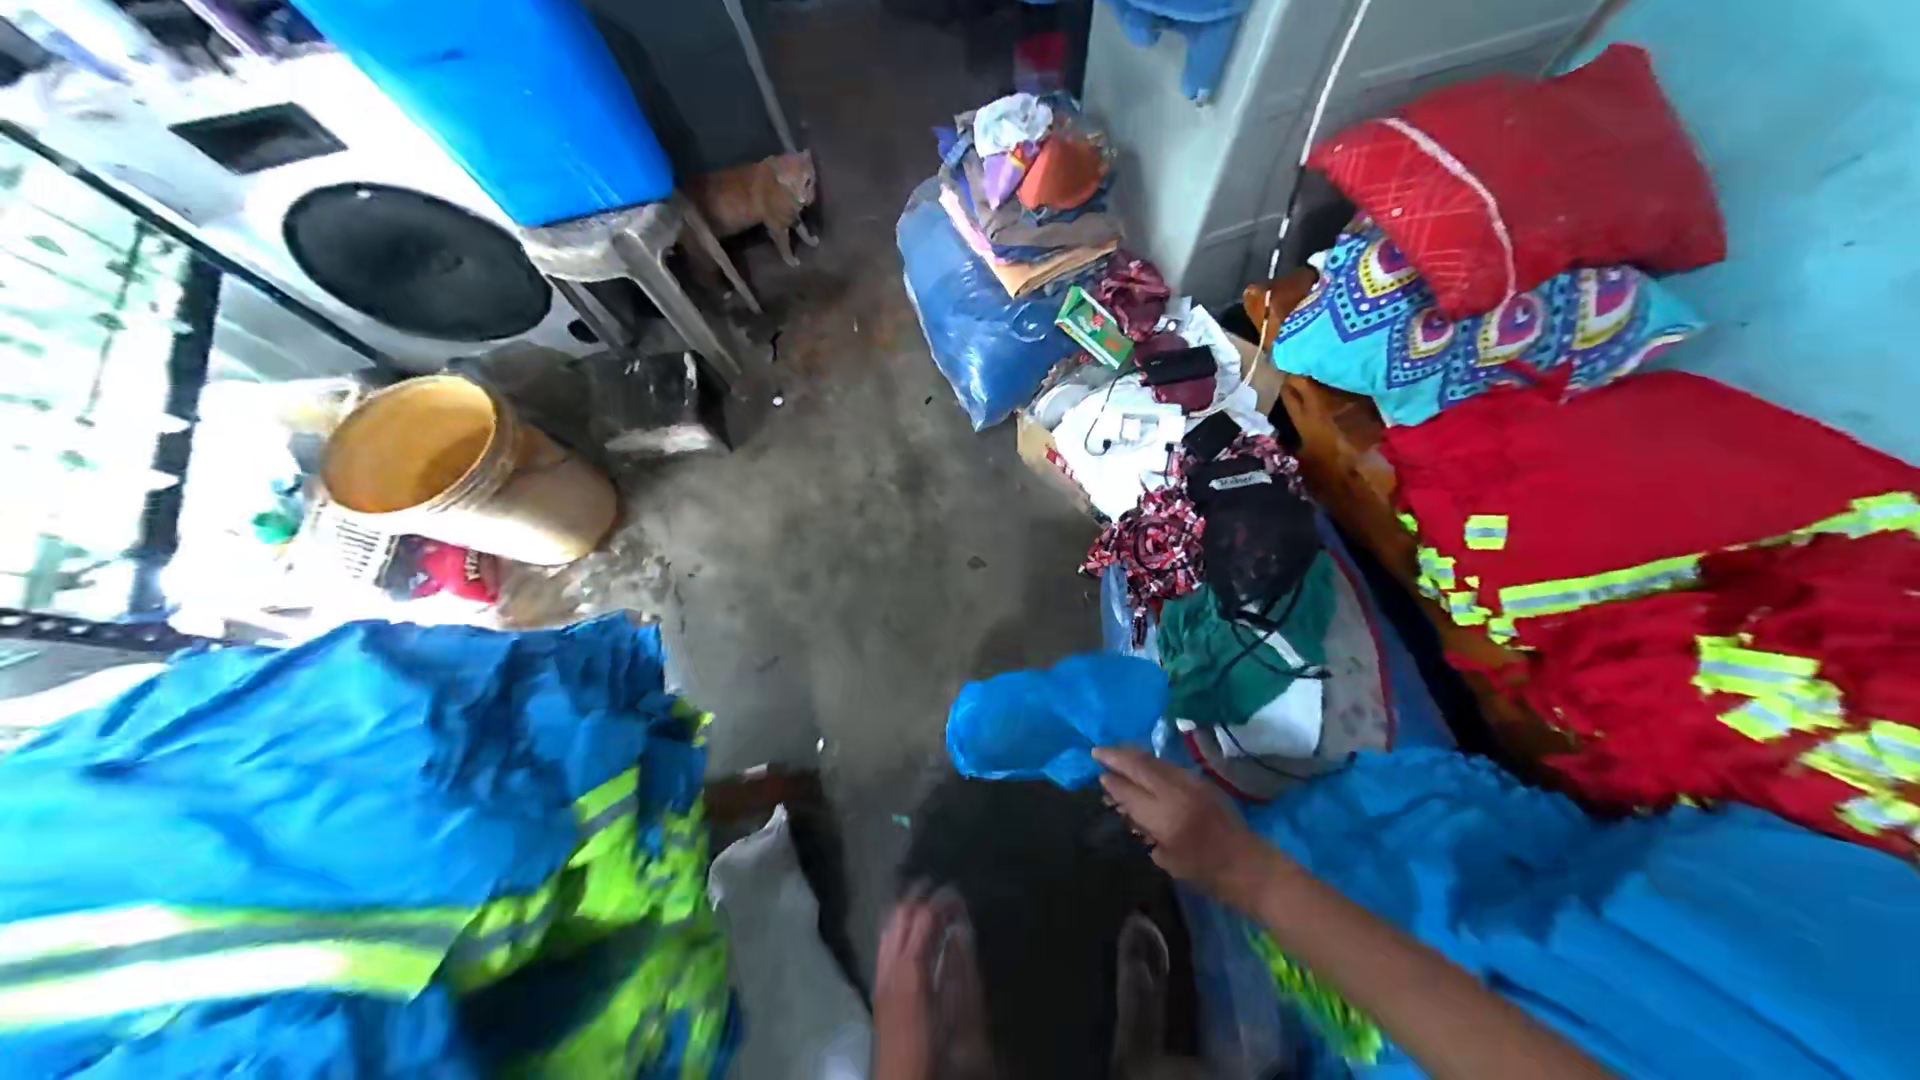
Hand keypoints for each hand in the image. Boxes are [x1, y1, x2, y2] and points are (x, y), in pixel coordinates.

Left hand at [872, 886, 942, 1079]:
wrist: (899, 1075)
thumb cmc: (932, 1044)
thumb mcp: (952, 1007)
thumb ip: (956, 966)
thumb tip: (958, 934)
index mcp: (913, 965)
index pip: (925, 916)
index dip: (942, 902)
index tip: (957, 899)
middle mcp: (892, 962)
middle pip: (902, 912)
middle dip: (921, 897)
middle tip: (941, 896)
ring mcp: (881, 970)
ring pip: (890, 922)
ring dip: (907, 909)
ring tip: (925, 903)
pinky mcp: (877, 981)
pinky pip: (884, 940)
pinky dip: (897, 926)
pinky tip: (908, 931)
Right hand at [1093, 746, 1279, 906]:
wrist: (1250, 866)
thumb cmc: (1205, 873)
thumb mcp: (1166, 857)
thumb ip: (1142, 826)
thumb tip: (1122, 804)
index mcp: (1165, 818)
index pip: (1129, 791)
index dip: (1112, 782)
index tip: (1099, 776)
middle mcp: (1176, 793)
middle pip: (1139, 766)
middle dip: (1115, 756)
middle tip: (1096, 751)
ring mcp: (1191, 782)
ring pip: (1154, 760)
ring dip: (1132, 755)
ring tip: (1114, 753)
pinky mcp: (1201, 780)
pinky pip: (1167, 765)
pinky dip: (1149, 761)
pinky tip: (1140, 763)